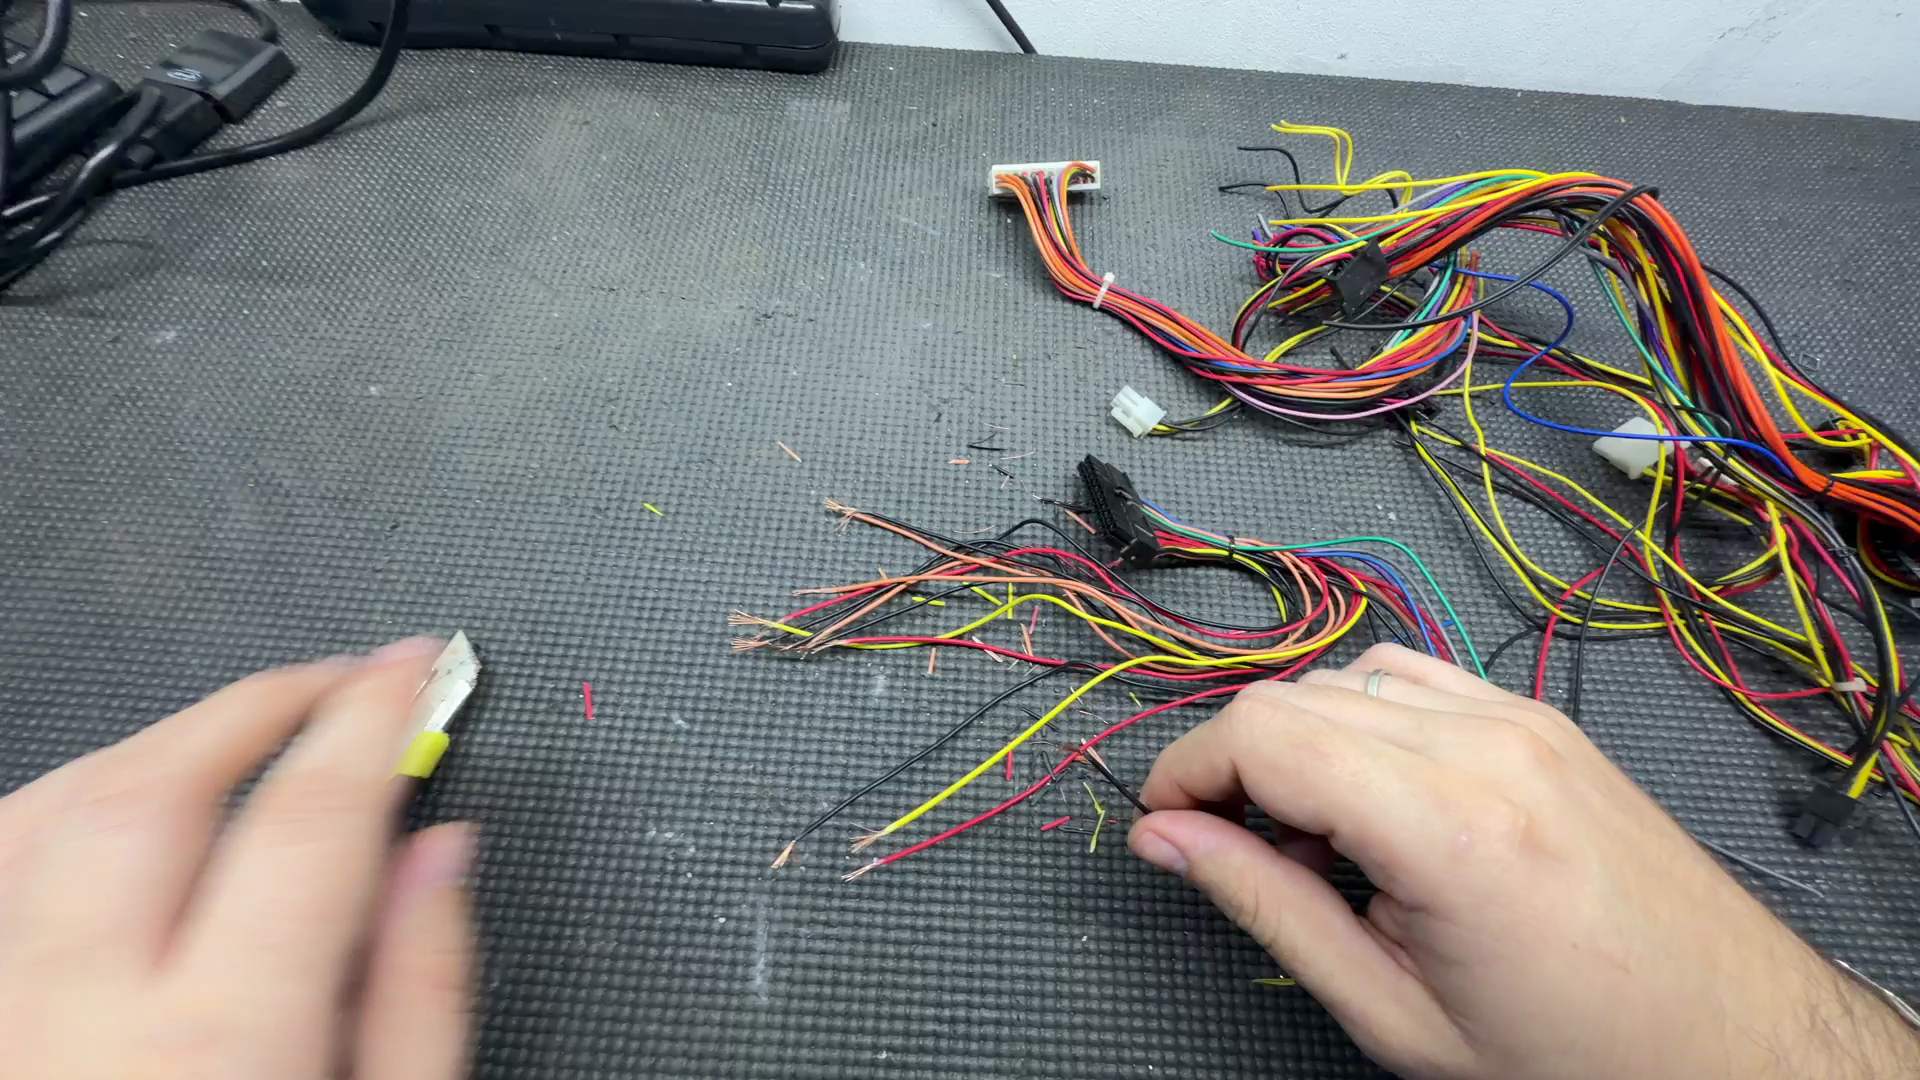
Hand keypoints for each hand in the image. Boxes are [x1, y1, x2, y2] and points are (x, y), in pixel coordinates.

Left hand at [0, 639, 473, 1079]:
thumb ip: (426, 976)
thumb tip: (446, 846)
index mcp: (223, 1045)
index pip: (312, 815)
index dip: (374, 713)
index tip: (413, 666)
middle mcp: (69, 1034)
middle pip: (153, 795)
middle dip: (265, 699)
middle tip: (345, 672)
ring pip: (29, 824)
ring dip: (160, 739)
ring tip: (251, 716)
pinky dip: (48, 812)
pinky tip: (121, 797)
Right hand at [1128, 643, 1919, 1079]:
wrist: (1752, 1060)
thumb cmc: (1570, 1060)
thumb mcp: (1387, 1008)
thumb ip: (1257, 901)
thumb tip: (1162, 837)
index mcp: (1449, 823)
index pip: (1260, 735)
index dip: (1187, 768)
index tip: (1164, 817)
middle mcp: (1483, 742)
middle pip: (1287, 699)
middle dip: (1228, 761)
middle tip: (1233, 841)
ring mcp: (1515, 716)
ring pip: (1334, 677)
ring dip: (1290, 741)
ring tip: (1313, 832)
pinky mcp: (1531, 713)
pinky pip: (1398, 672)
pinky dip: (1349, 716)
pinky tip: (1368, 787)